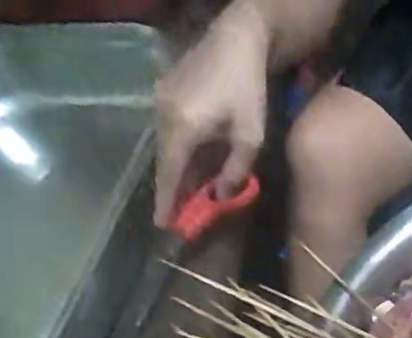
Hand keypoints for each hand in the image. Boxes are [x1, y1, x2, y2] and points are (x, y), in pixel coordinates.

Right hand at [153, 3, 268, 227]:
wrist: (237, 38)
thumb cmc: (248, 88)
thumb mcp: (250, 137)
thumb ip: (235, 172)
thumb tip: (221, 198)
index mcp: (183, 127)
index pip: (170, 174)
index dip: (166, 202)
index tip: (162, 225)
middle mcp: (164, 114)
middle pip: (164, 163)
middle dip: (170, 191)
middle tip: (175, 217)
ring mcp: (160, 100)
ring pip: (165, 148)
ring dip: (175, 172)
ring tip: (183, 197)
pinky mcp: (164, 92)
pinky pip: (168, 132)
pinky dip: (177, 153)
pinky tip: (189, 167)